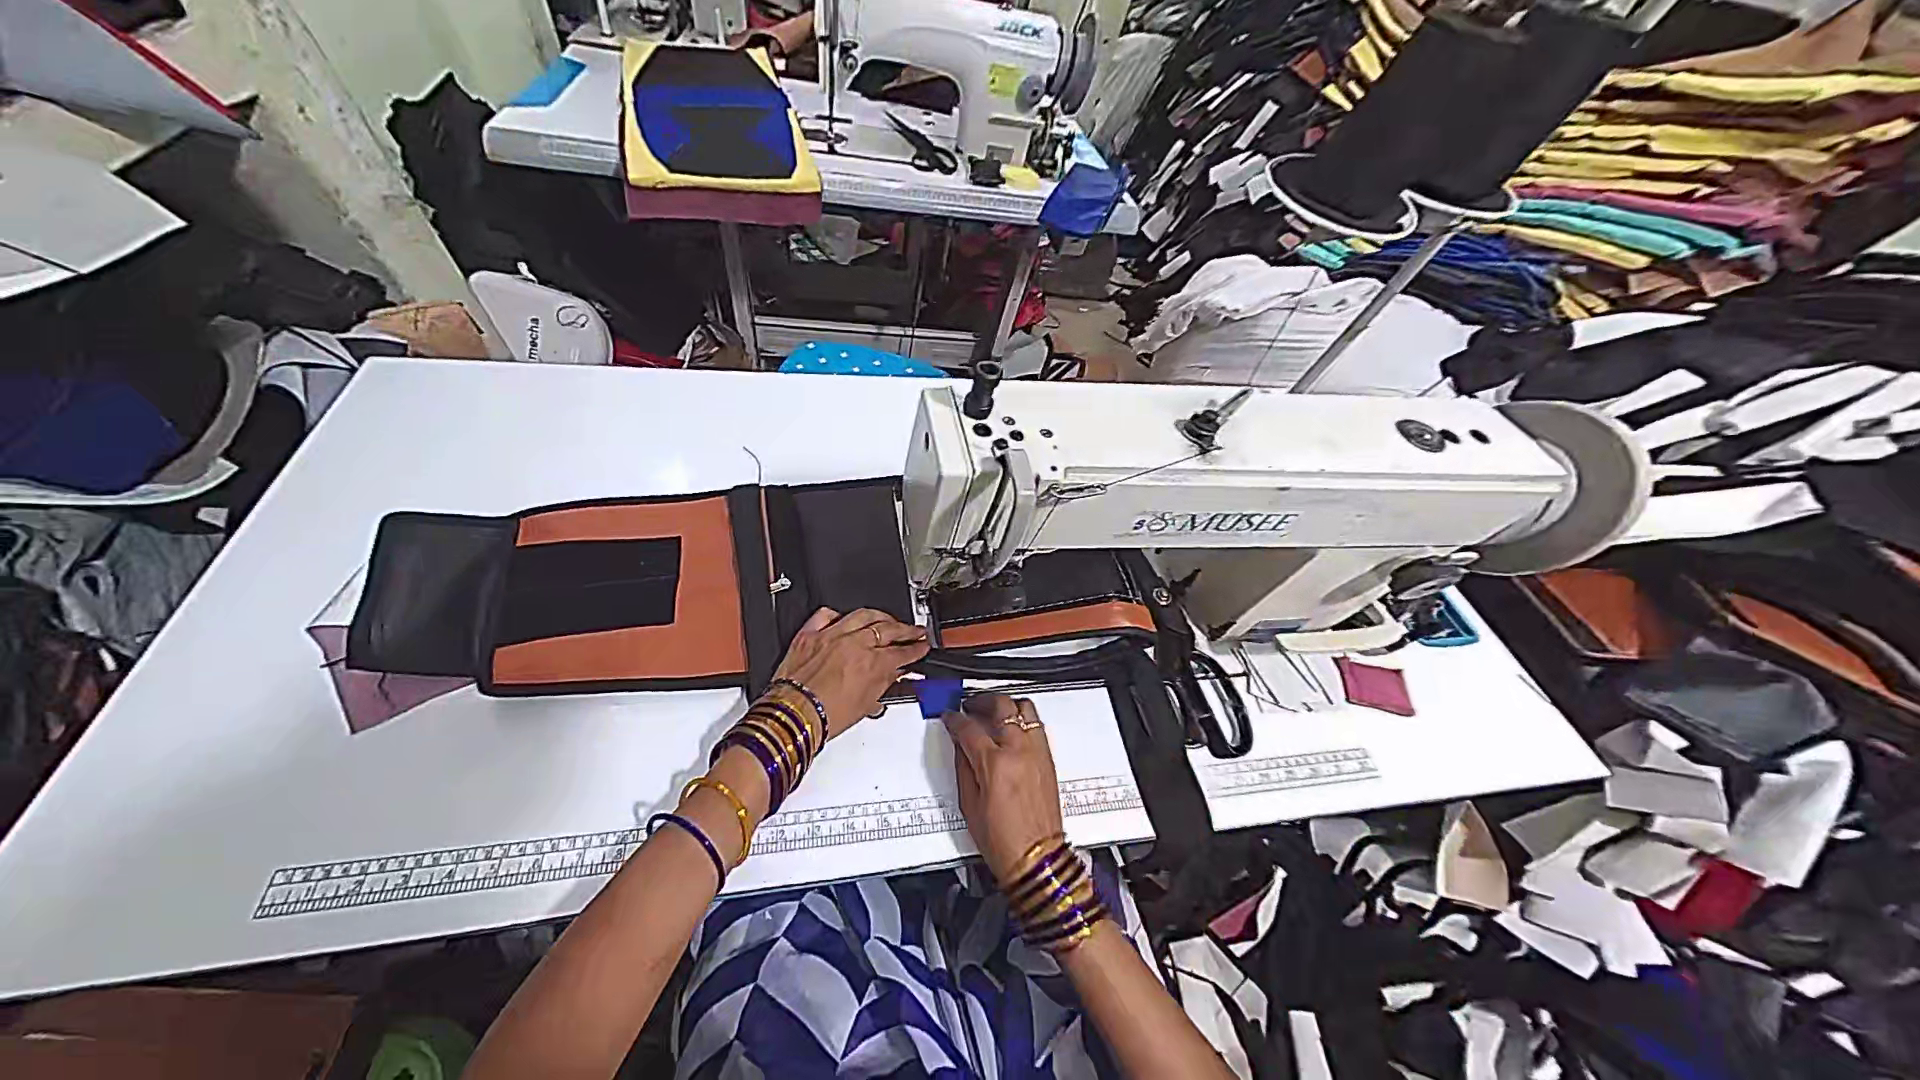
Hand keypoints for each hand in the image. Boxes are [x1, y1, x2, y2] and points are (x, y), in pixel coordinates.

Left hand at [773, 608, 927, 740]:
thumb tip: (893, 675)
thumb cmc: (822, 717)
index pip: (902, 652)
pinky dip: (838, 615)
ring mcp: (831, 636)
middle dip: (907, 630)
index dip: (916, 649)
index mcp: (871, 664)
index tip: (921, 646)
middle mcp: (853, 644)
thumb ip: (883, 684)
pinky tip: (845, 617)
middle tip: (915, 631)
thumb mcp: (865, 705)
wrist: (791, 717)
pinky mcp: (810, 634)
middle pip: (888, 628)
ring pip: (862, 615)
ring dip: (880, 616)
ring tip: (888, 619)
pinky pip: (826, 615)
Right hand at [943, 695, 1062, 883]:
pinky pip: (1036, 724)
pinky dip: (1022, 718)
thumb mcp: (969, 804)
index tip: (950, 717)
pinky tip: (1012, 726)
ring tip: (993, 711)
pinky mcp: (1048, 758)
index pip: (969, 727)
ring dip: (1005, 704)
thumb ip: (963, 767)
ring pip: (1024, 708)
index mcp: (994, 763)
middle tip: (970, 706)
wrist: (1037, 858)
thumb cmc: (1004, 840)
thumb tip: (960, 745)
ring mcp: (1037, 752)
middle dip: (980, 701)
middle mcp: (1019, 751)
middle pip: (1000, 705)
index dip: (955, 719)